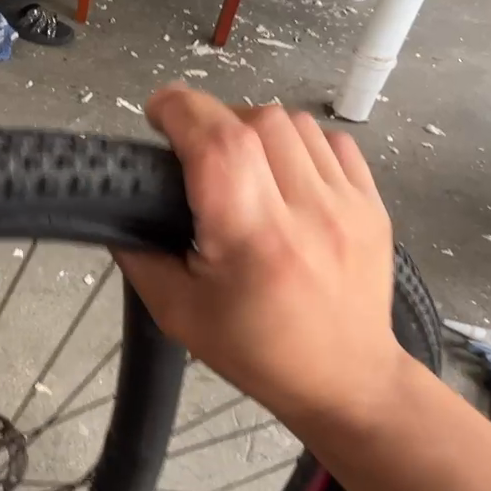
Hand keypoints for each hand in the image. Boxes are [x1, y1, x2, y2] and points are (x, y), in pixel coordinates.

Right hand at [115, 87, 402, 431]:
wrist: (347, 380)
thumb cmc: (257, 351)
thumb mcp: (177, 312)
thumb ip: (140, 255)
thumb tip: (118, 206)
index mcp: (253, 240)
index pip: (220, 144)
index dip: (182, 111)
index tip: (158, 111)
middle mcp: (306, 212)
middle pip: (255, 120)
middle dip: (212, 118)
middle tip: (192, 148)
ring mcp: (347, 203)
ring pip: (293, 122)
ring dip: (252, 127)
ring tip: (237, 159)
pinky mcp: (372, 202)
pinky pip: (329, 140)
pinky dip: (295, 141)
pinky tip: (280, 170)